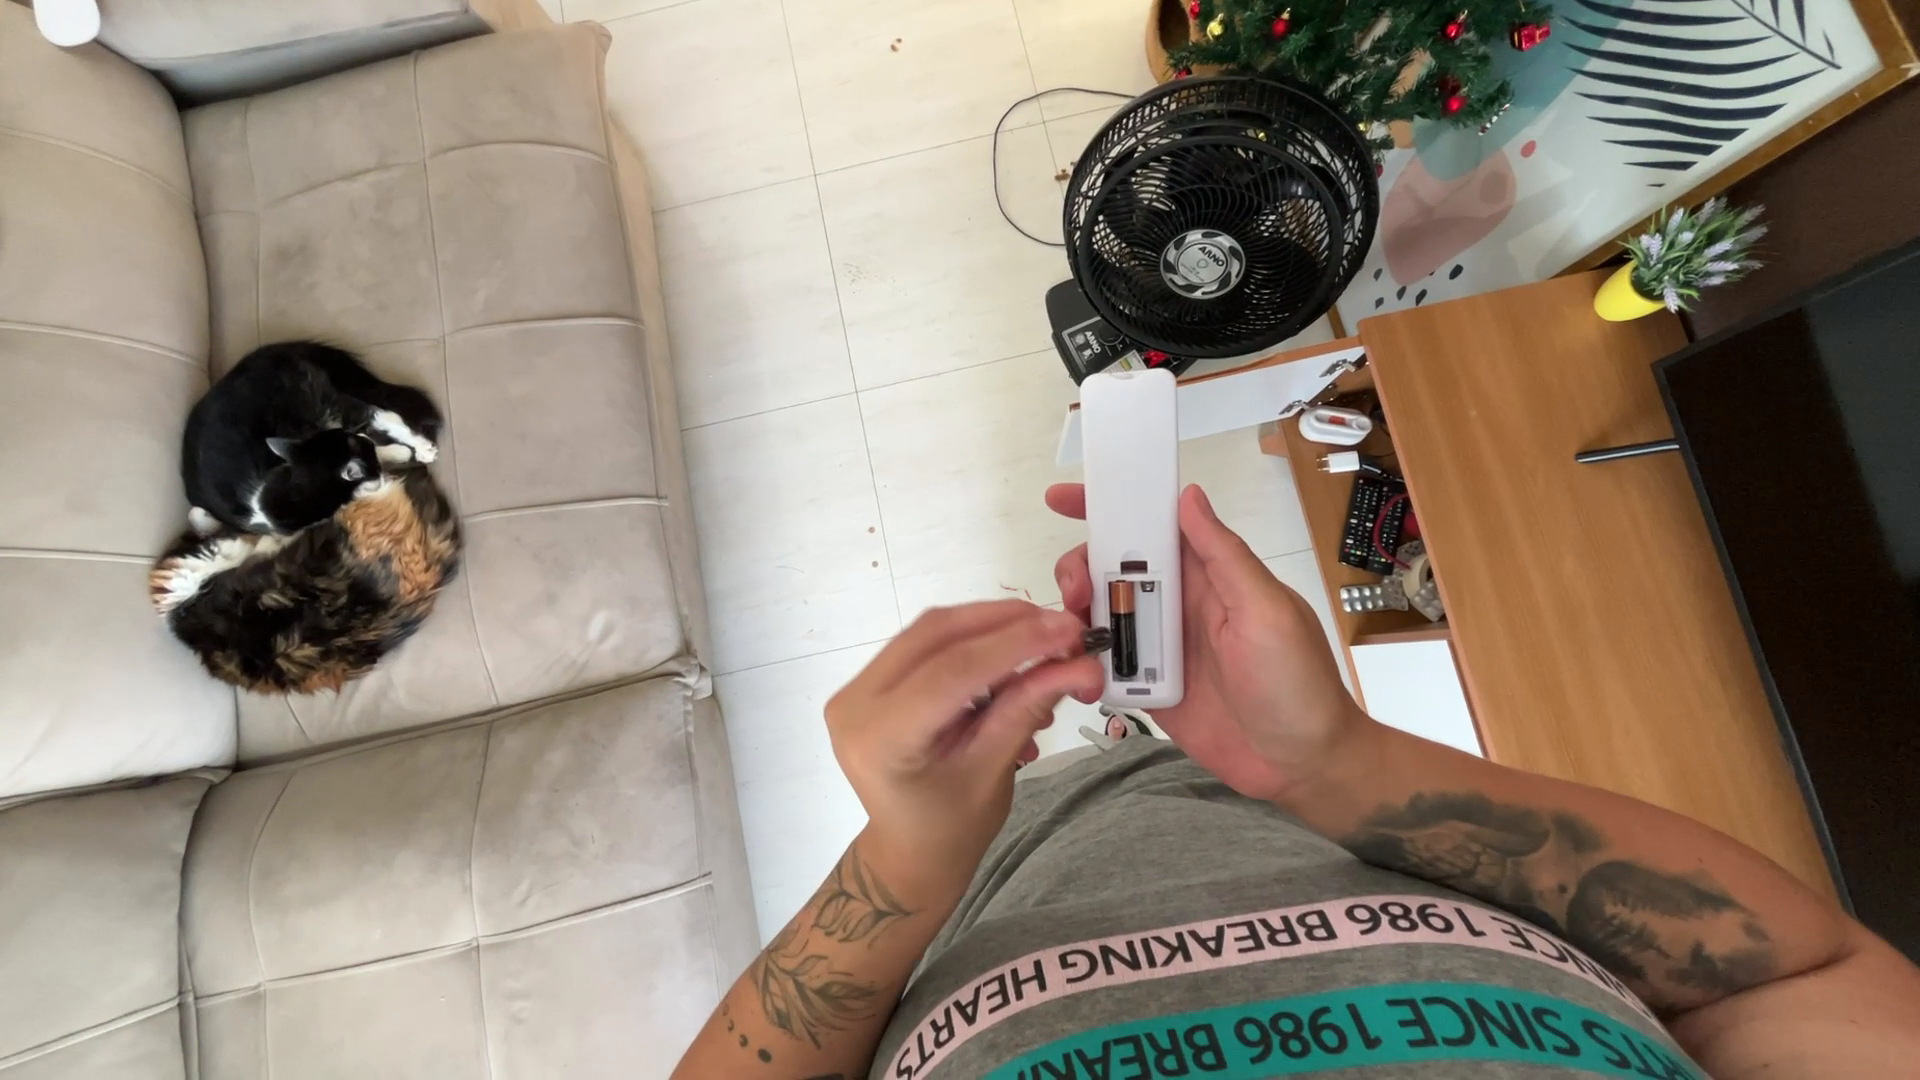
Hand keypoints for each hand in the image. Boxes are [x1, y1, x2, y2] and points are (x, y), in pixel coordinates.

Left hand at [826, 601, 1102, 900]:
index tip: (1070, 630)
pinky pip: (927, 640)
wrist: (908, 848)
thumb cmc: (951, 828)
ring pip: (933, 629)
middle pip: (937, 635)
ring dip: (993, 624)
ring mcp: (858, 685)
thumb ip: (1028, 709)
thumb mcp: (992, 772)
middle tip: (1064, 626)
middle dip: (1006, 622)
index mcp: (879, 739)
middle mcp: (856, 702)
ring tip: (1045, 636)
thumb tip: (1082, 664)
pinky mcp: (871, 677)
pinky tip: (1012, 649)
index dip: (1015, 643)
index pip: (951, 671)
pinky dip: (975, 637)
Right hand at [1048, 483, 1367, 800]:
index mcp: (1204, 576)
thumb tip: (1188, 496)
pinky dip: (1081, 657)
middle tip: (1073, 592)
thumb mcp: (1265, 610)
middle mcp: (1174, 603)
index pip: (1151, 528)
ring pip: (1101, 613)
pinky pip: (1103, 662)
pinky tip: (1072, 664)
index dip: (1107, 508)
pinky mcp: (1144, 685)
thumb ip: (1224, 556)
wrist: (1299, 764)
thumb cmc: (1296, 682)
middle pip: (1110, 569)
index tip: (1062, 498)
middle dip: (1079, 567)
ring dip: (1076, 613)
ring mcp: (1157, 645)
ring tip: (1073, 632)